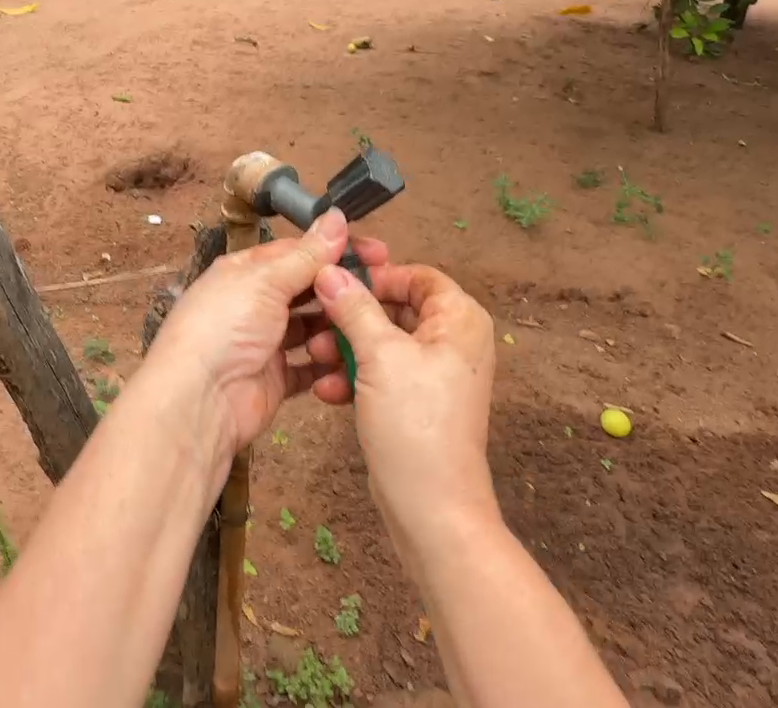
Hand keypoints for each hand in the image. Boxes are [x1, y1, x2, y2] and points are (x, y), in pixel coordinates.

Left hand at [142, 209, 387, 464]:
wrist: (199, 401)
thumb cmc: (223, 328)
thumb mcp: (266, 280)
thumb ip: (307, 254)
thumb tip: (337, 216)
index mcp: (246, 272)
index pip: (299, 252)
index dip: (337, 250)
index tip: (379, 253)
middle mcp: (254, 303)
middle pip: (308, 289)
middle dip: (342, 289)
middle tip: (385, 289)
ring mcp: (265, 342)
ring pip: (312, 327)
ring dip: (336, 326)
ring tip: (365, 325)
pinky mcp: (275, 378)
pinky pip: (310, 367)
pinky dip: (329, 363)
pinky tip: (353, 357)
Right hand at [308, 262, 498, 541]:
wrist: (432, 507)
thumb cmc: (414, 422)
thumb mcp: (380, 356)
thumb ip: (354, 309)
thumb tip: (330, 271)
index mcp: (460, 320)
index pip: (418, 276)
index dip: (378, 277)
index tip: (337, 285)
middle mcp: (454, 341)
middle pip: (396, 309)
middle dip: (353, 318)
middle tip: (317, 326)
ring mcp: (436, 374)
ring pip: (384, 343)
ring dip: (348, 349)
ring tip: (317, 361)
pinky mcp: (417, 403)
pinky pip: (384, 374)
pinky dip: (357, 377)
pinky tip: (328, 392)